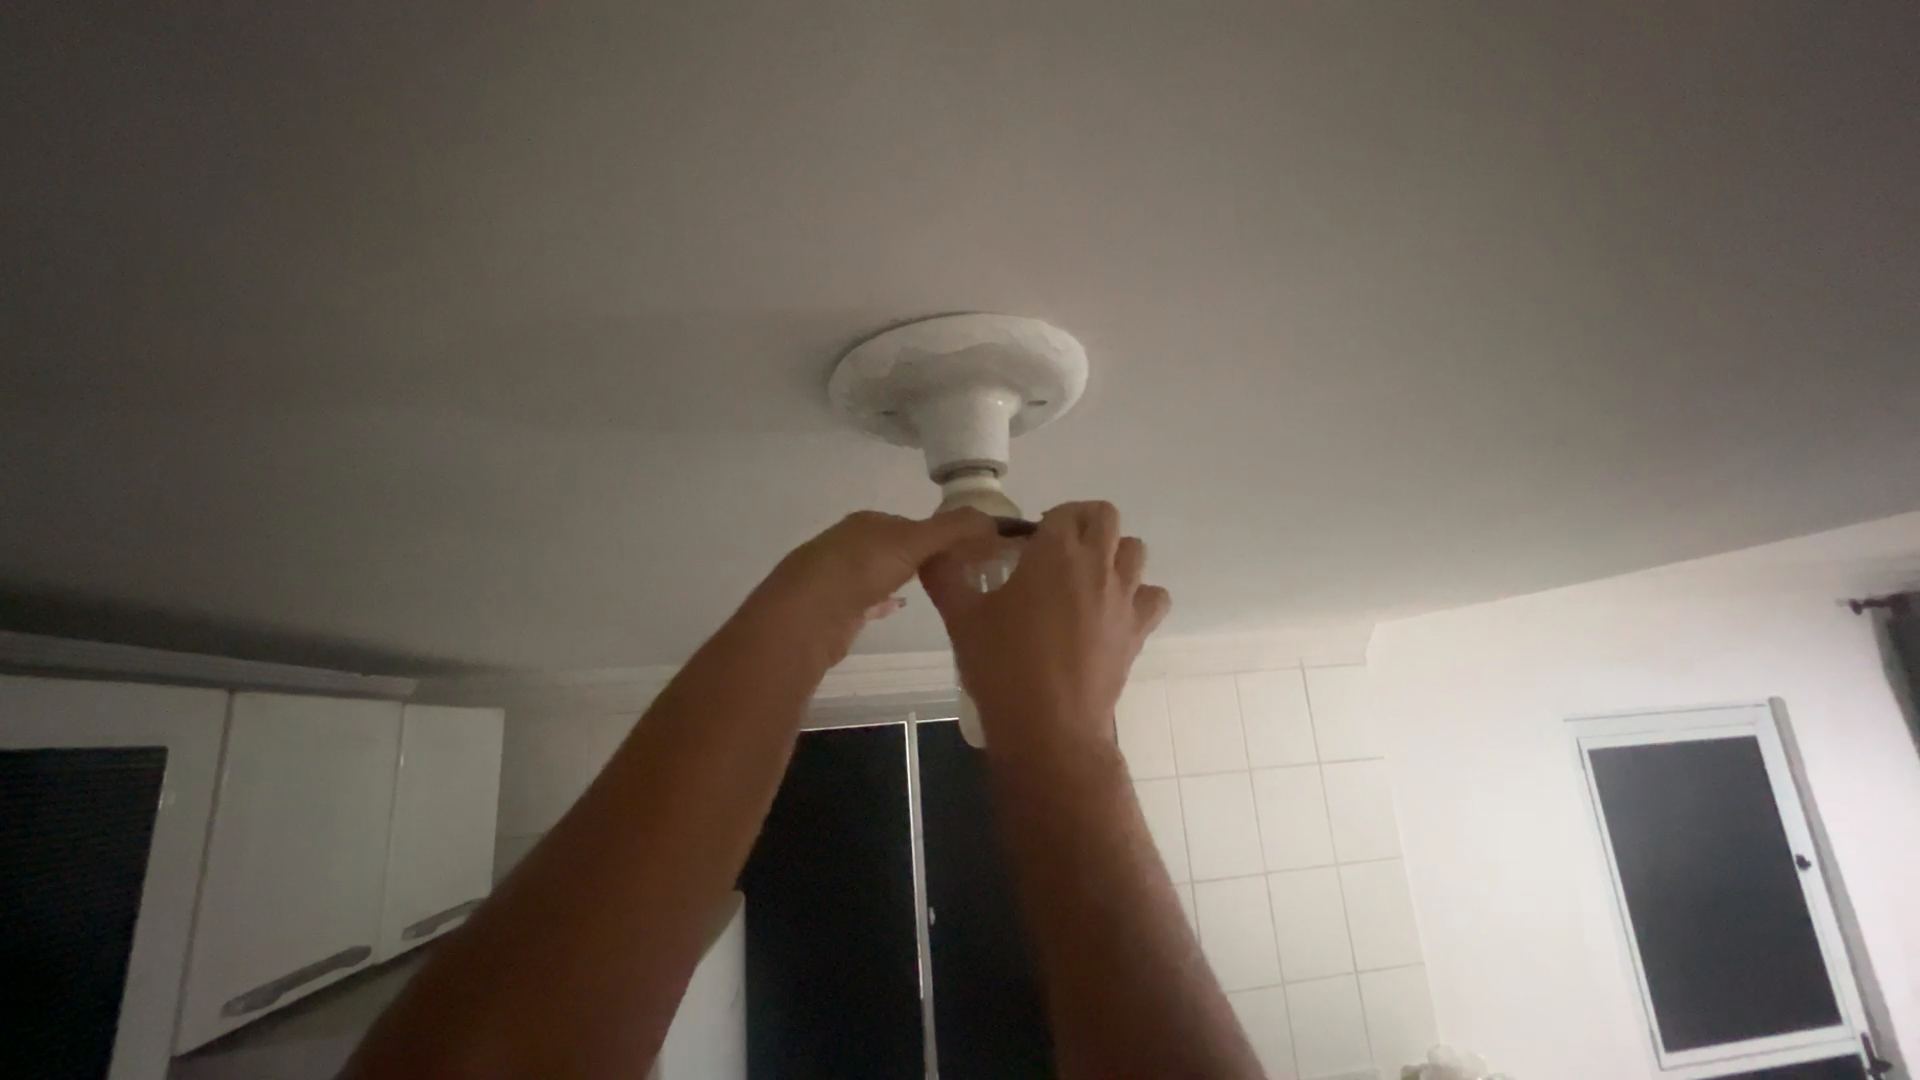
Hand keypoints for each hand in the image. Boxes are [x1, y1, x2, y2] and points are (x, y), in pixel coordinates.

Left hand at [747, 509, 997, 661]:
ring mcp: (838, 577)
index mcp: (867, 522)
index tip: (970, 550)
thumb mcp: (914, 541)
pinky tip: (897, 607)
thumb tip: (992, 520)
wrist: (806, 617)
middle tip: (959, 573)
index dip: (942, 534)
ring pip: (880, 573)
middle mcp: (849, 544)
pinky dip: (883, 601)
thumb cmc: (859, 570)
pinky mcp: (834, 610)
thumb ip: (953, 530)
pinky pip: (867, 601)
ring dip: (903, 577)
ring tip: (937, 589)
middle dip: (923, 556)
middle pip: (895, 547)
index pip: (913, 522)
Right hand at [920, 501, 1170, 749]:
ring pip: (1135, 550)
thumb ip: (945, 575)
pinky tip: (1113, 612)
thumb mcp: (960, 617)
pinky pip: (1154, 597)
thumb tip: (934, 553)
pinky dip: (1139, 596)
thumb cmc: (1001, 665)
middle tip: (1055, 552)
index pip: (1062, 512)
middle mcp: (1097, 565)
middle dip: (1082, 523)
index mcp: (1055, 553)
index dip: (1043, 522)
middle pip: (1105, 517)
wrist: (1048, 726)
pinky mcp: (1139, 630)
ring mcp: (1124, 597)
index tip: (1025, 546)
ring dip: (1113, 554)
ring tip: (1085, 579)